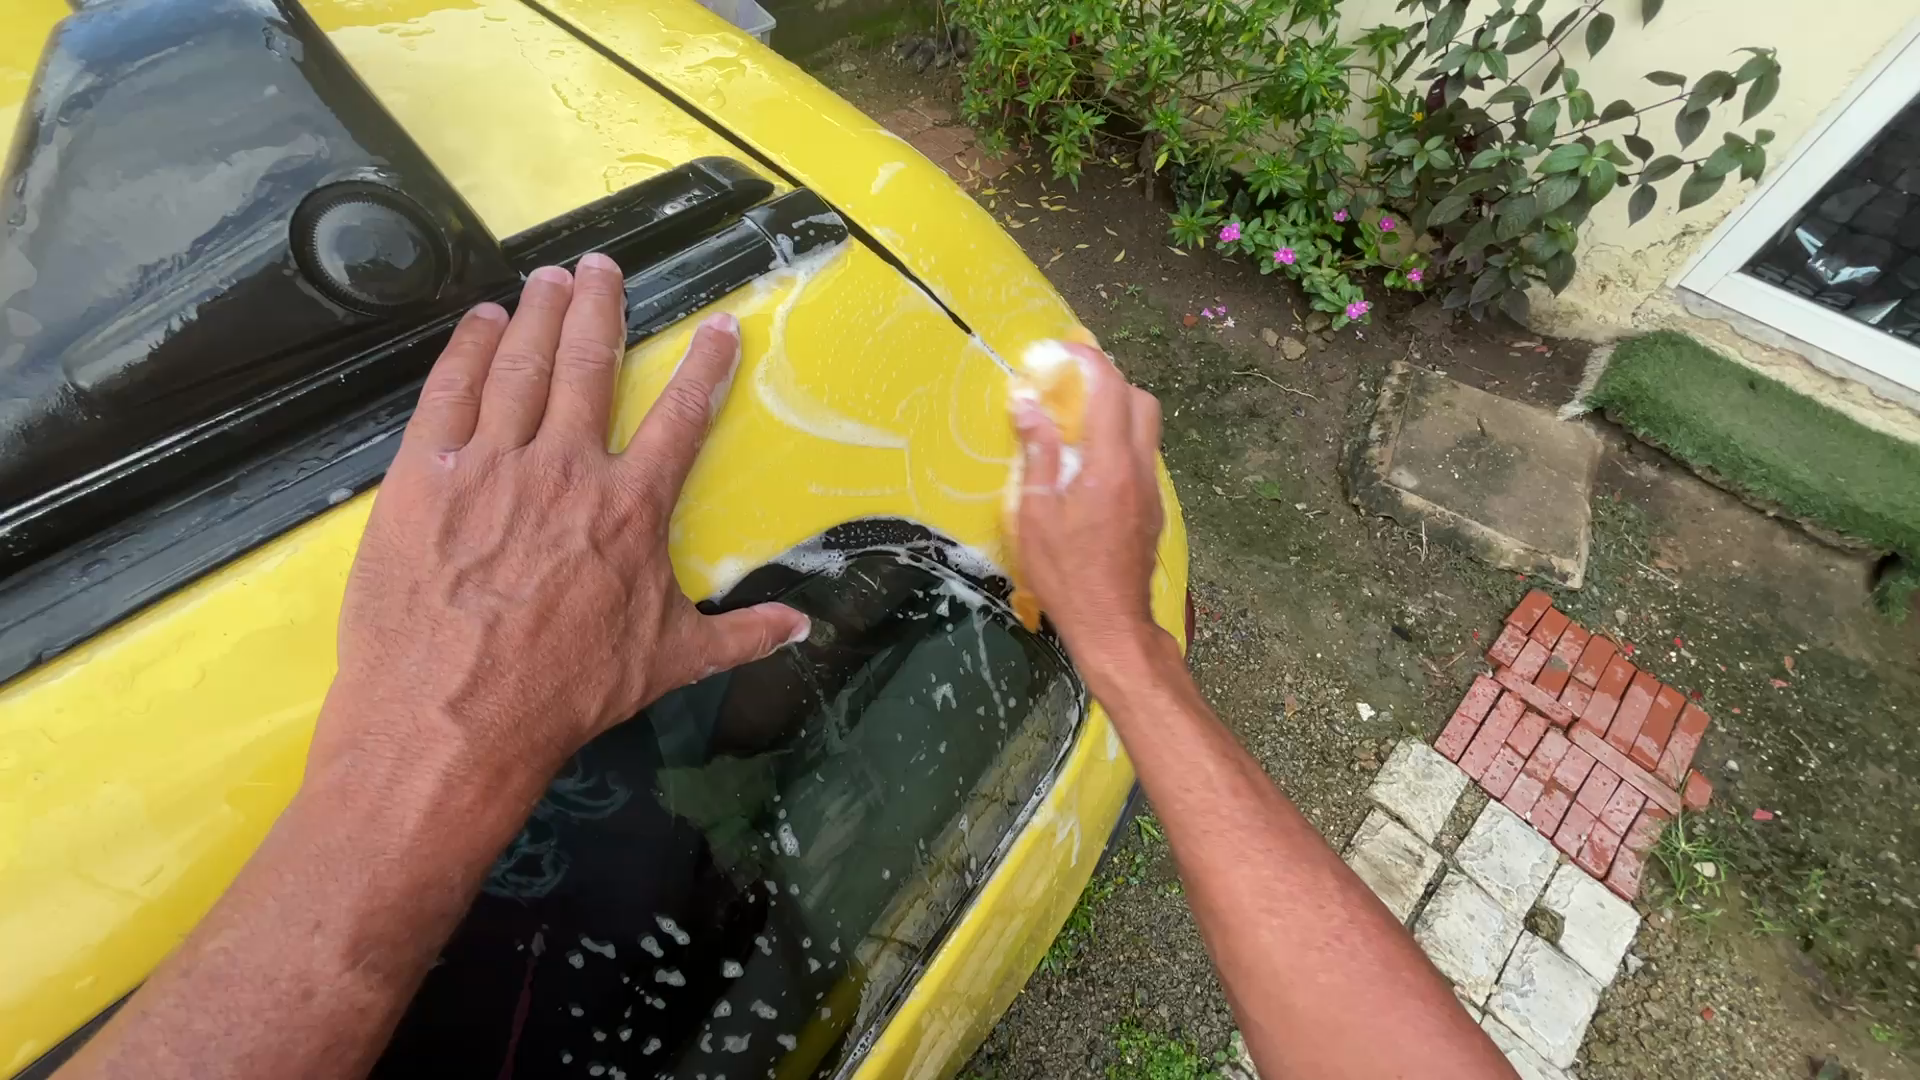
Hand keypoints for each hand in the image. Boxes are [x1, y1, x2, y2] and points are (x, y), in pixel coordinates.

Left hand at [312, 254, 808, 785]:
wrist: (455, 720)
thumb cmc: (573, 688)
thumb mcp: (674, 660)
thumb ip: (745, 634)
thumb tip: (807, 627)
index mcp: (632, 507)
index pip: (682, 418)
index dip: (706, 367)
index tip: (720, 325)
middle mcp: (568, 469)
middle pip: (590, 367)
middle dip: (602, 309)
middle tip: (603, 265)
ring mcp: (493, 466)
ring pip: (521, 367)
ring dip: (541, 314)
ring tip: (551, 275)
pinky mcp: (424, 477)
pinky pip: (449, 395)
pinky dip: (467, 350)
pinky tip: (482, 320)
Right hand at [1012, 343, 1167, 666]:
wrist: (1111, 623)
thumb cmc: (1065, 572)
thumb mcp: (1037, 513)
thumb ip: (1037, 453)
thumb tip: (1026, 403)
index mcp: (1108, 463)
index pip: (1109, 388)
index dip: (1086, 359)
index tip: (1059, 352)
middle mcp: (1139, 468)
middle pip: (1141, 401)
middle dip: (1109, 383)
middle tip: (1071, 391)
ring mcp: (1152, 490)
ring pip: (1147, 431)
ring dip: (1117, 414)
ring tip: (1077, 429)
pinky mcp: (1154, 510)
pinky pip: (1143, 459)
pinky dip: (1121, 445)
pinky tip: (1090, 471)